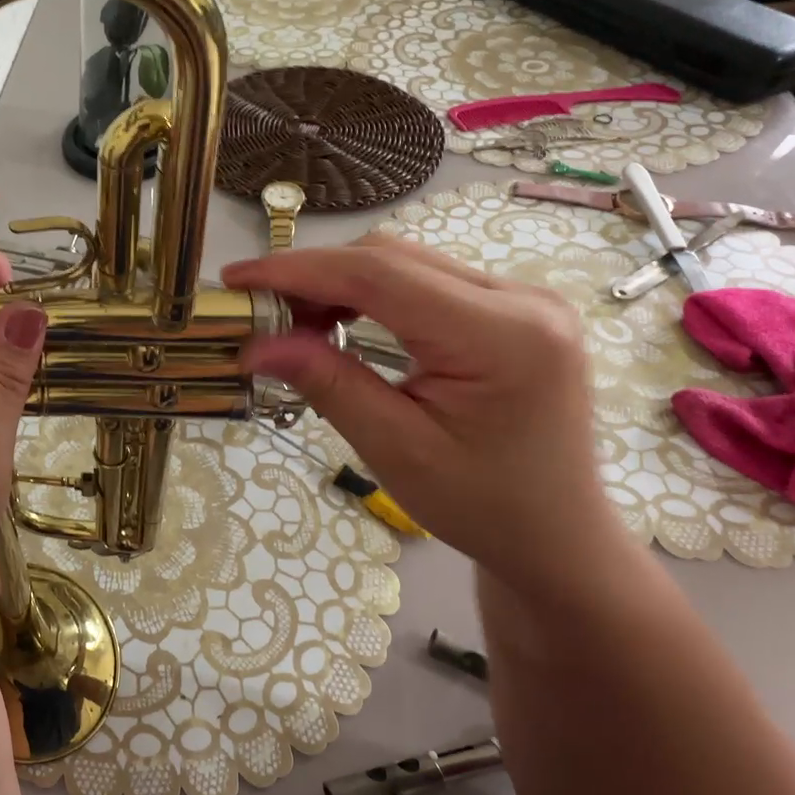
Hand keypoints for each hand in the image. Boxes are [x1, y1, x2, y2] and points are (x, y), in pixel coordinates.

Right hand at [224, 235, 624, 596]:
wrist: (558, 537)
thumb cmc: (482, 505)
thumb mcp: (395, 449)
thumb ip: (328, 384)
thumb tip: (254, 344)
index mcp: (502, 336)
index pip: (380, 275)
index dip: (299, 270)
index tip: (236, 278)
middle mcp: (521, 300)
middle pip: (390, 257)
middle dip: (313, 276)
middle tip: (256, 309)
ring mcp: (522, 299)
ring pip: (403, 261)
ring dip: (337, 281)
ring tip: (291, 320)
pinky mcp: (510, 307)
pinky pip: (422, 278)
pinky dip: (367, 291)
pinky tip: (337, 319)